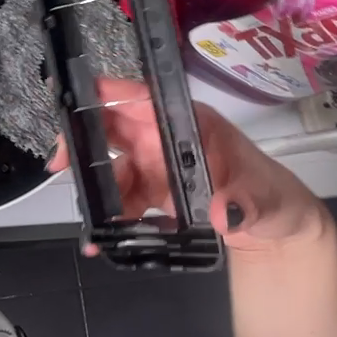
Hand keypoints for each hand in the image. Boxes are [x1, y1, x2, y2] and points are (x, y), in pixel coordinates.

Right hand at [48, 78, 331, 254]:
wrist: (275, 231)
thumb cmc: (274, 201)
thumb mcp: (266, 202)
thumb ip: (245, 206)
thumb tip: (223, 212)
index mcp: (189, 123)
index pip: (142, 99)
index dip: (106, 95)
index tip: (76, 104)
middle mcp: (164, 138)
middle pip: (111, 128)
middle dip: (81, 141)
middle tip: (61, 164)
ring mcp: (154, 165)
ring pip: (110, 167)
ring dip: (95, 191)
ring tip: (90, 221)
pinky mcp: (150, 193)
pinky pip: (119, 200)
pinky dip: (106, 218)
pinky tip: (99, 240)